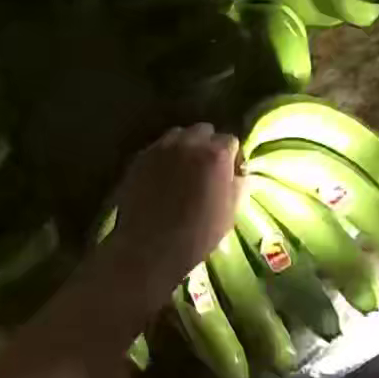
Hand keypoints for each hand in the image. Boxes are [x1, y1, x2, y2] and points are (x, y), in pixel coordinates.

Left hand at [105, 123, 241, 285]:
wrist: (150, 246)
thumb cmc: (197, 234)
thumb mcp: (230, 212)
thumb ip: (238, 184)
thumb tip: (239, 173)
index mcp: (215, 155)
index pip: (229, 140)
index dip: (231, 156)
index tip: (229, 172)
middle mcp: (187, 143)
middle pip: (203, 131)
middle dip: (207, 145)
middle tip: (206, 167)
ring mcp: (160, 148)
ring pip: (177, 135)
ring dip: (184, 146)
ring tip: (183, 168)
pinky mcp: (139, 158)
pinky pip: (157, 148)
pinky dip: (163, 156)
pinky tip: (162, 175)